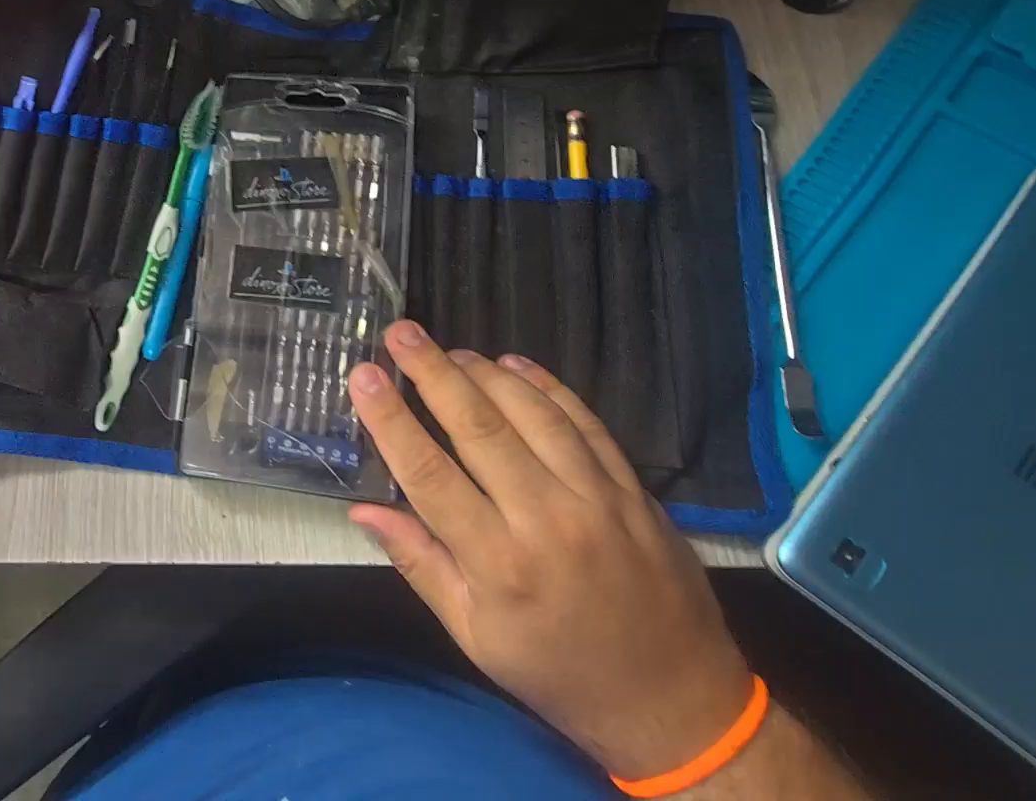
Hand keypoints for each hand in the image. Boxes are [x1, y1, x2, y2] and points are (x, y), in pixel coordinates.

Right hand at [346, 321, 753, 781]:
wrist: (674, 702)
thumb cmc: (555, 671)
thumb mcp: (473, 633)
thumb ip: (419, 563)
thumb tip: (361, 510)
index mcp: (499, 562)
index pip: (428, 473)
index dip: (390, 419)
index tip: (363, 376)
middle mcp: (547, 520)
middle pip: (479, 428)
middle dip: (433, 372)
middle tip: (400, 332)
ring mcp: (599, 499)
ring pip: (533, 414)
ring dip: (485, 372)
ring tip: (448, 347)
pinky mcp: (635, 491)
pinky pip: (586, 423)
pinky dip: (549, 387)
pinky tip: (516, 363)